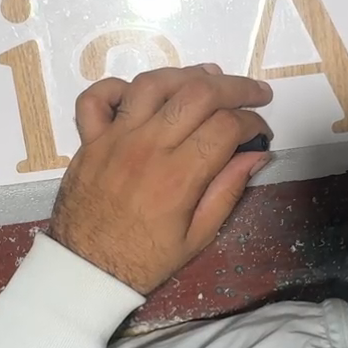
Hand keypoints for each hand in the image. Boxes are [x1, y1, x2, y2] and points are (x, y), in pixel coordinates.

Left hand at [50, 65, 273, 293]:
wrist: (85, 272)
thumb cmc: (145, 260)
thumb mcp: (198, 237)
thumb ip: (228, 191)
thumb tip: (257, 155)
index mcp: (179, 177)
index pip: (227, 126)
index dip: (254, 123)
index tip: (262, 133)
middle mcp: (147, 147)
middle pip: (199, 93)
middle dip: (236, 88)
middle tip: (255, 94)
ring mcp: (114, 139)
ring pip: (154, 84)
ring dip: (187, 75)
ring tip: (209, 80)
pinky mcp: (89, 140)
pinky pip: (97, 97)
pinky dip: (118, 87)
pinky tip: (142, 96)